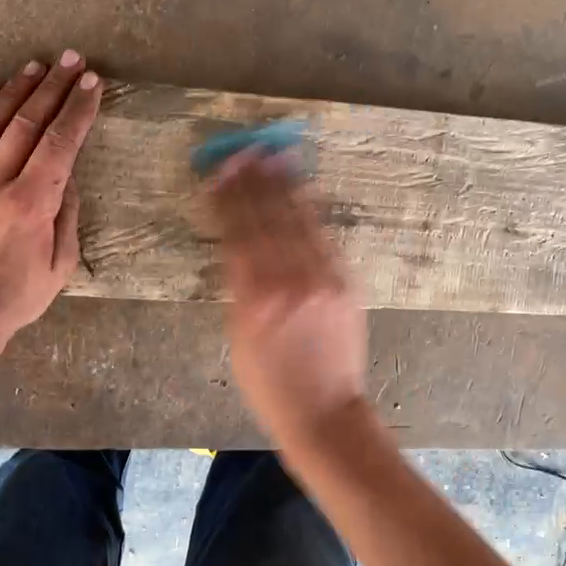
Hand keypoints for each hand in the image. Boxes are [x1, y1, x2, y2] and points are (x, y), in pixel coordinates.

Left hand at [0, 51, 102, 349]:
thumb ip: (67, 216)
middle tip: (71, 60)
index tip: (92, 83)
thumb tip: (68, 176)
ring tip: (35, 66)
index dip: (78, 108)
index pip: (61, 143)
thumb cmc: (13, 298)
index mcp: (31, 205)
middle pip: (28, 122)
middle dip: (53, 87)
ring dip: (15, 90)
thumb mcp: (60, 267)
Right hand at [208, 149, 369, 447]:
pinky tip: (303, 189)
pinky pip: (325, 237)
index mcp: (254, 297)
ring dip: (284, 184)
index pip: (237, 233)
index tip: (219, 172)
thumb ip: (238, 291)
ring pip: (299, 220)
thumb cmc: (270, 387)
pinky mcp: (346, 283)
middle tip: (243, 151)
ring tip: (273, 154)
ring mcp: (323, 279)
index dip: (227, 199)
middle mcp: (289, 280)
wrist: (325, 414)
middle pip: (267, 218)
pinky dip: (311, 210)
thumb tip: (237, 248)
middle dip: (253, 181)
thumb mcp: (237, 339)